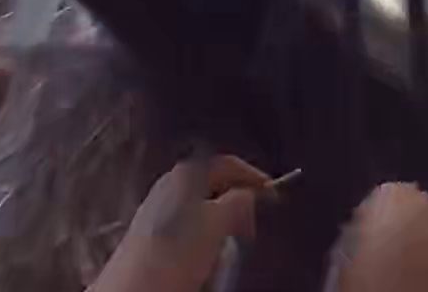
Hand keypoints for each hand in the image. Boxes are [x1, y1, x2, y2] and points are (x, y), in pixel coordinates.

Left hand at [89, 155, 269, 291]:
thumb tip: (250, 196)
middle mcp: (172, 184)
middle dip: (236, 205)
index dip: (253, 177)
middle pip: (216, 187)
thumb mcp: (217, 223)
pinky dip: (204, 243)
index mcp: (187, 172)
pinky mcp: (153, 238)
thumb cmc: (176, 252)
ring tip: (228, 249)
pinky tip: (204, 263)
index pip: (228, 163)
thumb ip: (239, 202)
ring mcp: (160, 210)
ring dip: (220, 229)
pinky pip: (190, 233)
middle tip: (251, 228)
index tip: (274, 195)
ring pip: (204, 212)